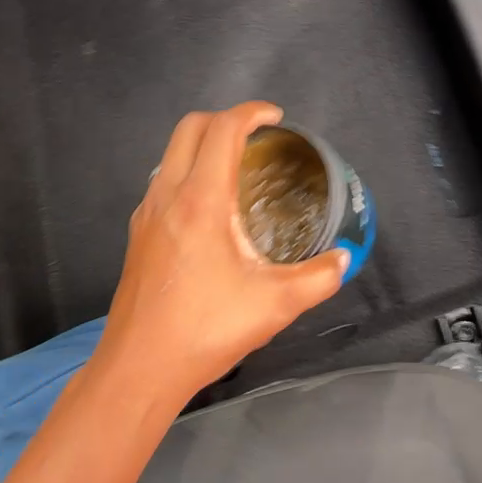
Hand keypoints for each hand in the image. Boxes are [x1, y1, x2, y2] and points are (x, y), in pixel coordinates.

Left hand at [95, 101, 348, 400]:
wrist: (139, 369)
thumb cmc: (206, 330)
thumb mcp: (276, 304)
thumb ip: (318, 278)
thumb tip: (343, 260)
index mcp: (201, 200)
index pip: (223, 130)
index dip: (252, 113)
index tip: (277, 118)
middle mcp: (168, 195)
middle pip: (190, 127)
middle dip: (225, 119)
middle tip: (258, 137)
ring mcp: (146, 214)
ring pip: (171, 153)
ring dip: (203, 144)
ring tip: (238, 168)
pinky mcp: (137, 235)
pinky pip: (163, 181)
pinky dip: (188, 172)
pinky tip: (211, 209)